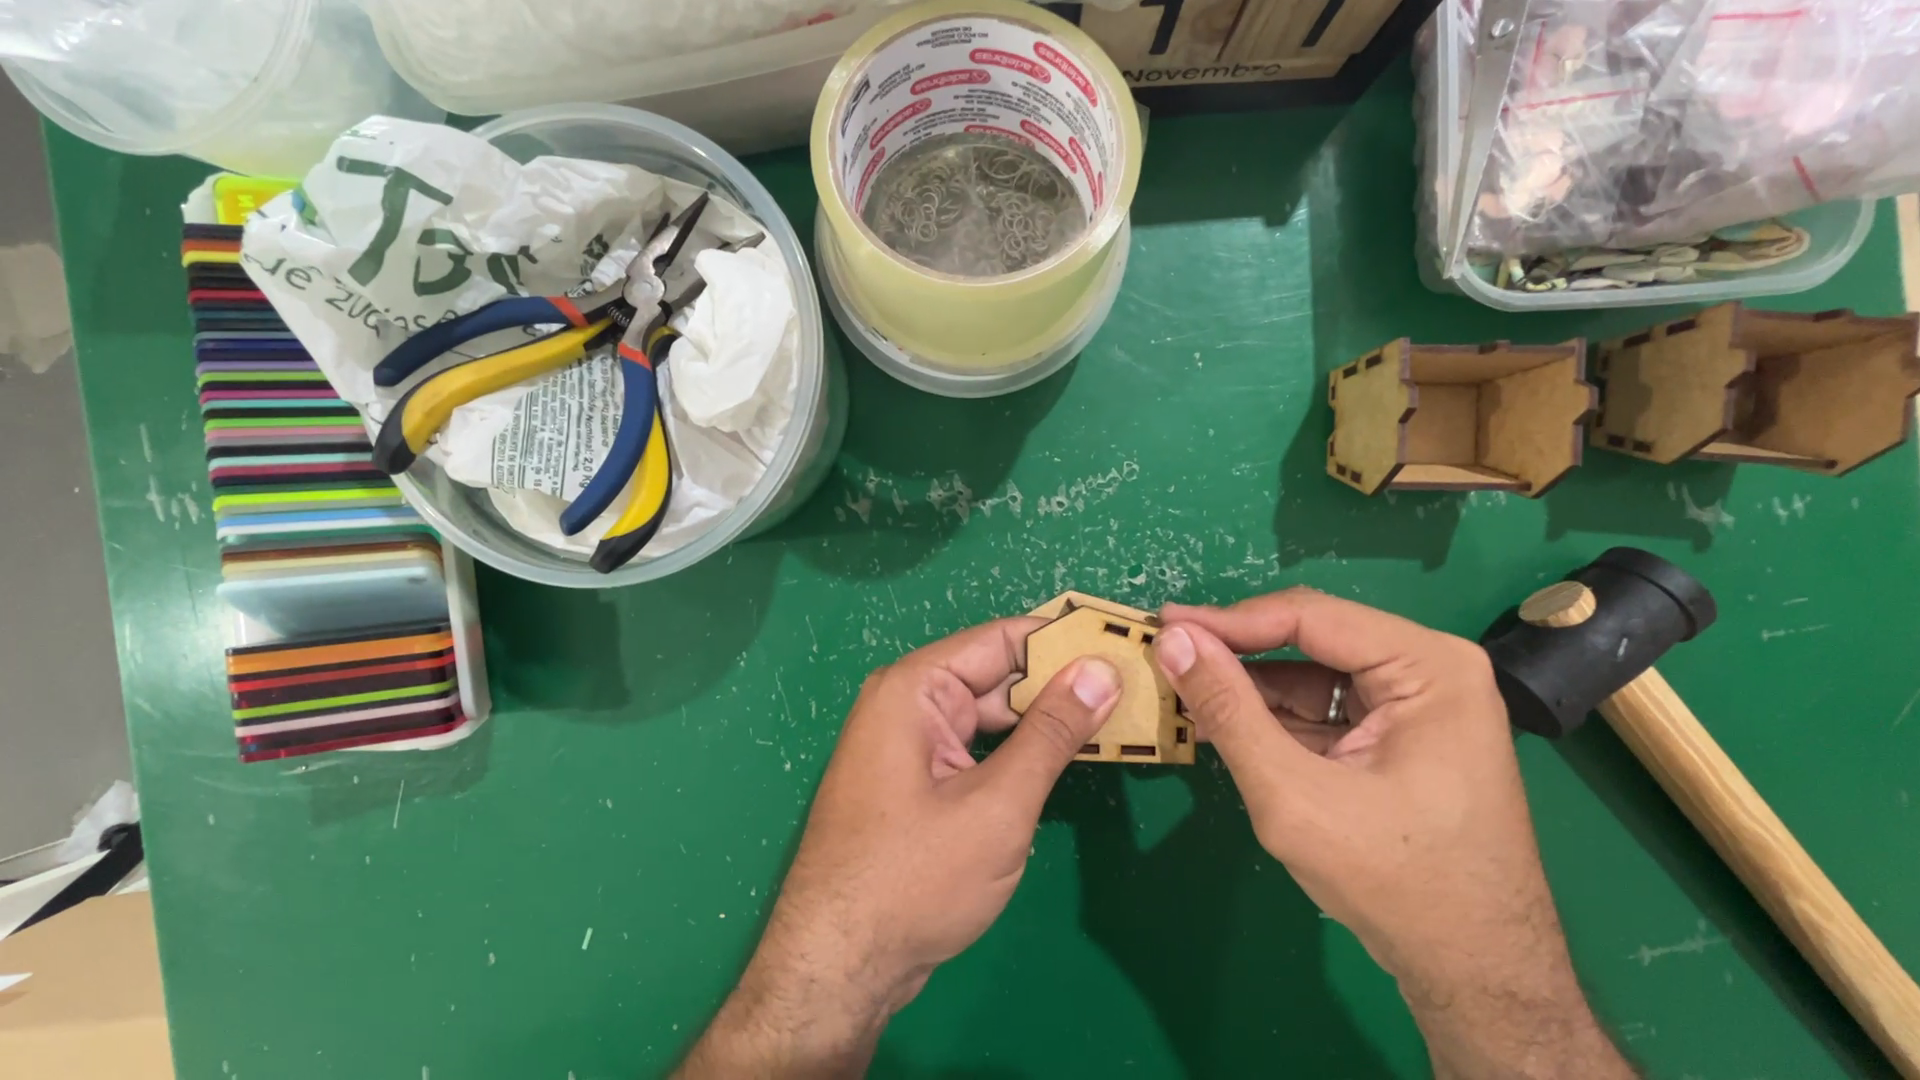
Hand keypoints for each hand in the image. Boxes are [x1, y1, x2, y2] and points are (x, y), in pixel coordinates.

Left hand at [678, 619, 1120, 1077]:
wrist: (838, 968)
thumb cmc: (914, 879)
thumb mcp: (997, 805)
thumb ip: (1051, 734)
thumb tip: (1101, 671)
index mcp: (915, 689)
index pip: (1002, 639)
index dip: (1063, 641)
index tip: (1124, 647)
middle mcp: (908, 705)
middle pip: (997, 677)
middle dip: (1060, 686)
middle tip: (1135, 692)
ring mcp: (911, 747)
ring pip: (991, 718)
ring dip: (1045, 724)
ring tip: (1117, 723)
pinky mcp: (919, 784)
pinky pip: (978, 751)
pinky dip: (1020, 755)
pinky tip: (1066, 763)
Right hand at [1154, 589, 1629, 1077]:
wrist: (1474, 972)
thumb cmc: (1395, 882)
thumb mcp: (1294, 794)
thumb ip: (1229, 711)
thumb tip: (1173, 641)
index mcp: (1427, 666)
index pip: (1309, 616)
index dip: (1229, 620)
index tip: (1164, 623)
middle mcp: (1429, 668)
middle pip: (1312, 640)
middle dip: (1238, 653)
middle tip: (1169, 657)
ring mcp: (1418, 704)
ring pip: (1311, 674)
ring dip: (1249, 688)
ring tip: (1184, 693)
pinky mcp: (1401, 736)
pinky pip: (1324, 708)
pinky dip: (1273, 718)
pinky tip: (1224, 725)